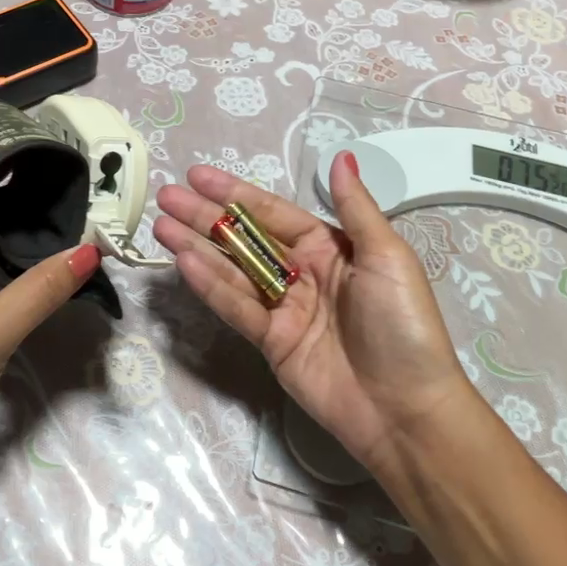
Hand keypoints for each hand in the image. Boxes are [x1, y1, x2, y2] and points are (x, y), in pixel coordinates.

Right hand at [154, 152, 474, 476]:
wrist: (406, 409)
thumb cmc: (402, 325)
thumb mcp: (387, 257)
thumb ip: (355, 207)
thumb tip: (341, 155)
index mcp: (330, 248)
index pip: (273, 212)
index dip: (235, 193)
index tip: (197, 175)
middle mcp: (302, 273)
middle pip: (245, 238)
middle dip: (204, 216)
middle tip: (166, 197)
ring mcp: (283, 308)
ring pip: (232, 270)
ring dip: (197, 247)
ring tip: (161, 226)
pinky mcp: (270, 342)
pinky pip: (236, 307)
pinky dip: (210, 285)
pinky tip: (184, 262)